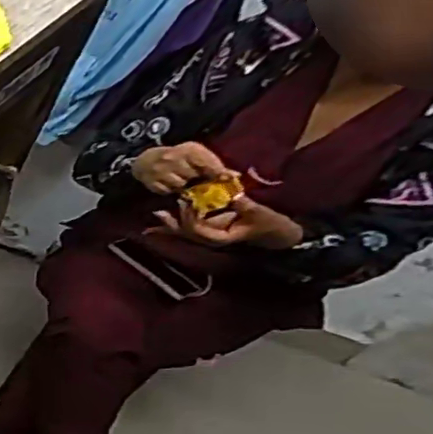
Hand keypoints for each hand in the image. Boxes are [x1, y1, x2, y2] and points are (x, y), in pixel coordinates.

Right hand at [130, 141, 233, 194]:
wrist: (146, 160)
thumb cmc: (177, 157)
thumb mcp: (195, 155)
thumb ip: (213, 165)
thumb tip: (235, 176)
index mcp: (188, 150)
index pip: (208, 163)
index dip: (219, 172)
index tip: (228, 179)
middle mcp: (174, 159)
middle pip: (194, 176)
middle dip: (197, 179)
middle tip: (196, 179)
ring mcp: (161, 171)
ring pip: (180, 186)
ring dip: (182, 186)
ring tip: (180, 181)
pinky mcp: (152, 182)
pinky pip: (167, 191)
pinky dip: (170, 190)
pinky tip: (168, 183)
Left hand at [149, 195, 303, 249]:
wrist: (276, 234)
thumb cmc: (269, 223)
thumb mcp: (259, 212)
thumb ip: (243, 203)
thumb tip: (231, 194)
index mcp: (219, 237)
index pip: (197, 229)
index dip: (189, 216)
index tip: (187, 200)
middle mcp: (210, 239)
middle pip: (185, 233)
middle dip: (172, 223)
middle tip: (158, 212)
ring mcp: (209, 236)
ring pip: (184, 232)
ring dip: (170, 225)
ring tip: (156, 215)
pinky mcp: (211, 230)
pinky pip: (191, 228)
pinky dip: (176, 225)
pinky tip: (162, 223)